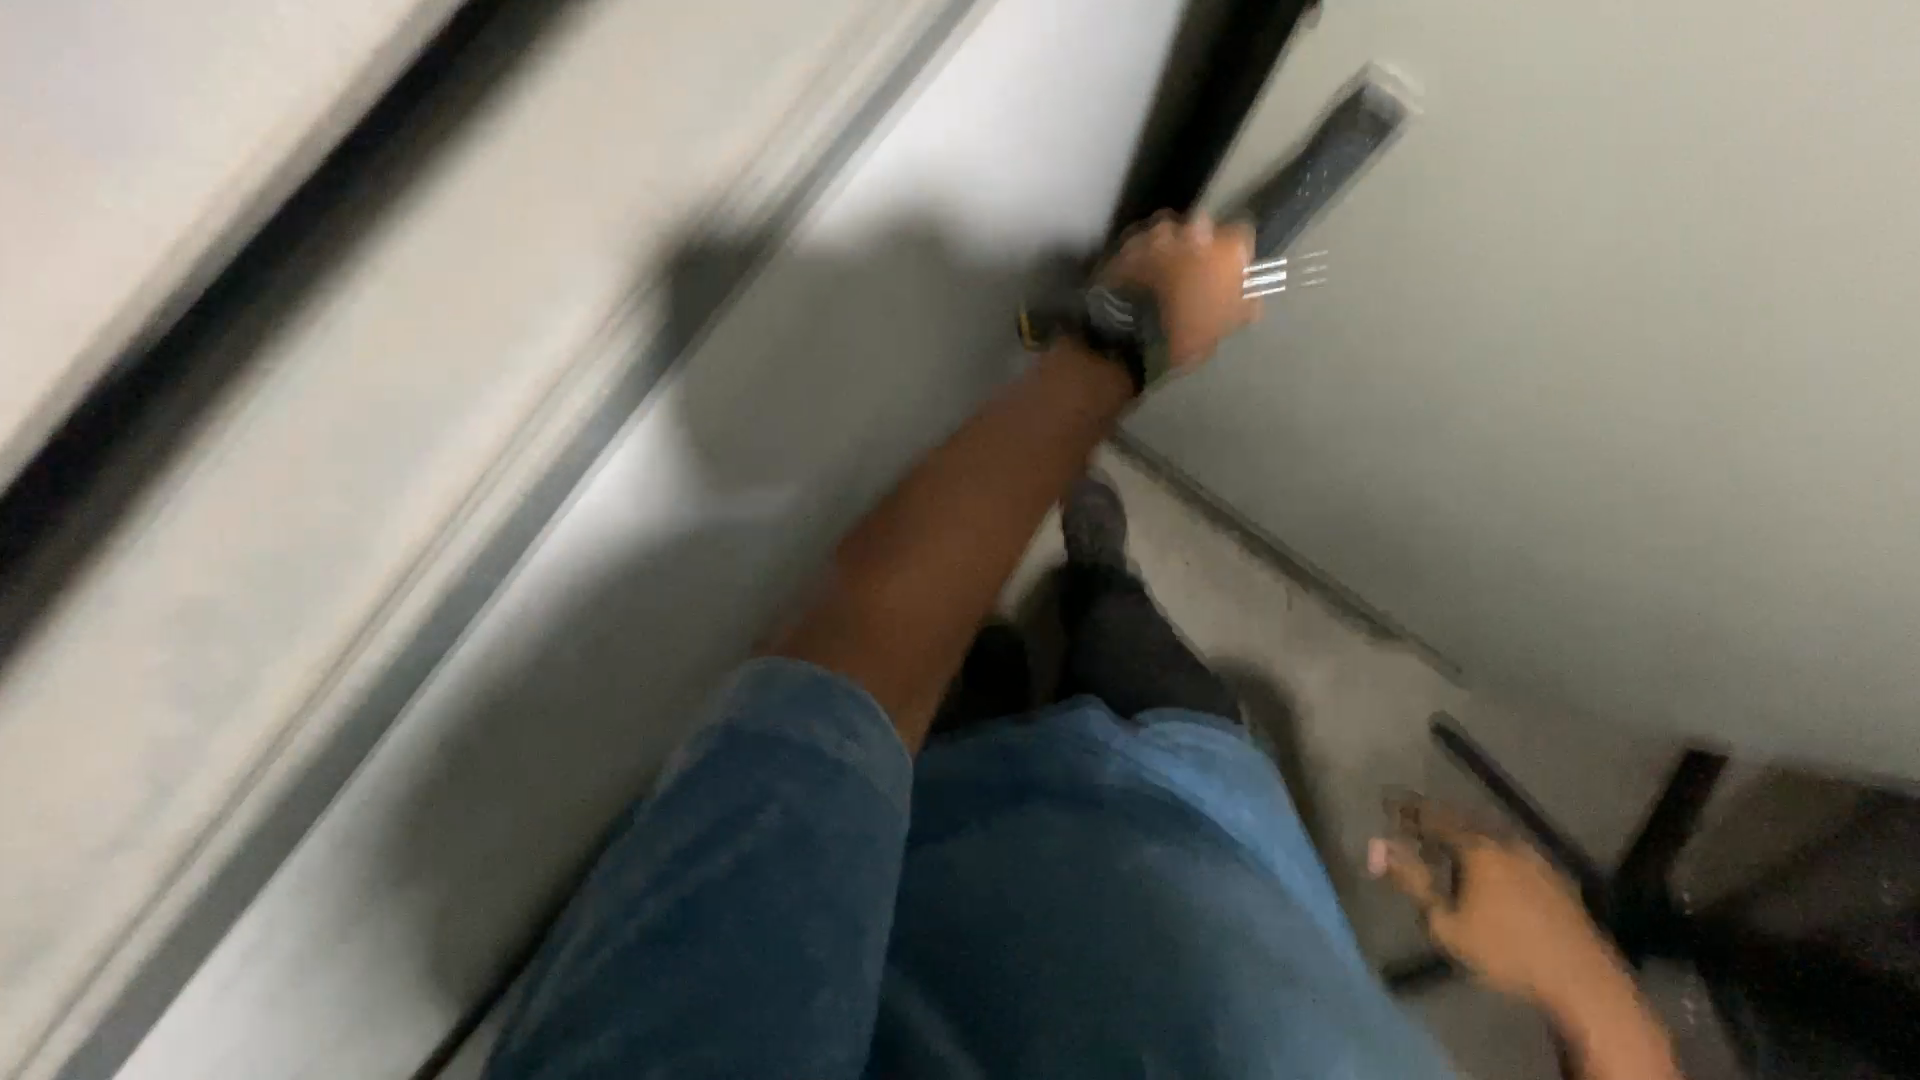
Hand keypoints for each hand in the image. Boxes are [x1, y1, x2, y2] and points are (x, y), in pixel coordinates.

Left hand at [1099, 211, 1259, 371]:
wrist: (1134, 333)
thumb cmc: (1188, 331)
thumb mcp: (1225, 327)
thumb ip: (1245, 307)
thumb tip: (1253, 299)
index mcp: (1227, 248)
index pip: (1242, 235)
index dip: (1234, 251)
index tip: (1227, 267)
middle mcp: (1196, 230)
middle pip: (1203, 225)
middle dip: (1198, 240)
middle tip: (1190, 264)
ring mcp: (1160, 232)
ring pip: (1168, 226)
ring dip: (1166, 241)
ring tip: (1158, 264)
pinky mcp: (1129, 240)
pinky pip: (1139, 238)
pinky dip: (1139, 251)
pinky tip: (1136, 267)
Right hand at [1369, 796, 1625, 1008]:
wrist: (1584, 984)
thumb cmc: (1505, 953)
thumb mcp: (1445, 923)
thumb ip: (1410, 881)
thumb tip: (1378, 846)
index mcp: (1478, 848)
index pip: (1433, 816)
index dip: (1408, 808)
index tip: (1387, 801)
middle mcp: (1507, 843)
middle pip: (1463, 820)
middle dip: (1436, 819)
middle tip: (1414, 823)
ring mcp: (1537, 860)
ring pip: (1490, 835)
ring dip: (1465, 835)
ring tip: (1447, 845)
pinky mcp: (1557, 880)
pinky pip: (1511, 852)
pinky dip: (1489, 851)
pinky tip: (1487, 869)